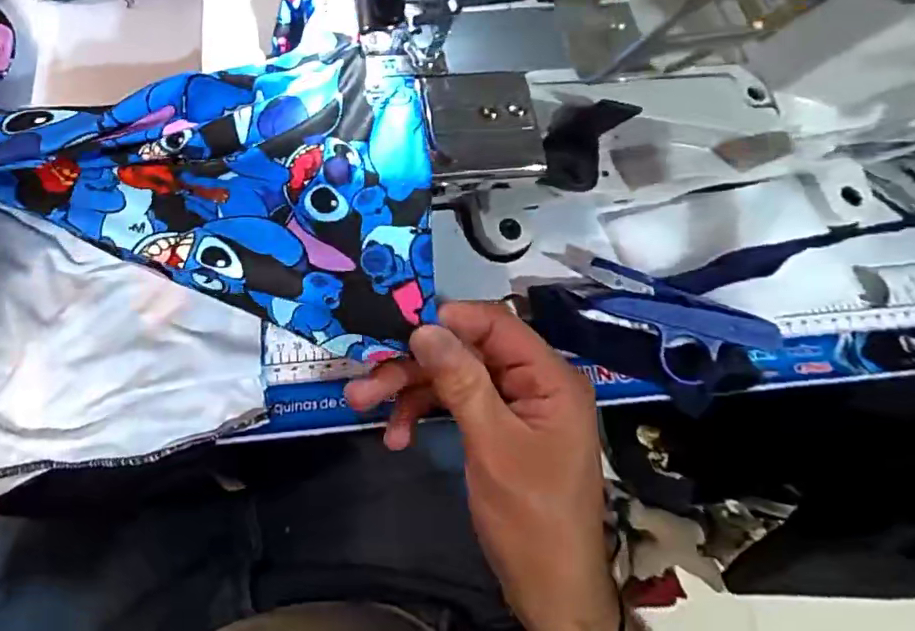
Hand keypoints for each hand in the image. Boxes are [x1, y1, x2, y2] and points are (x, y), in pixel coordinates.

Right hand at [346, 302, 618, 630]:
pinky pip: (454, 403)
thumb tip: (425, 328)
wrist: (551, 595)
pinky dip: (422, 414)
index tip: (400, 327)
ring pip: (453, 376)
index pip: (495, 324)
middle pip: (465, 351)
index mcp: (548, 376)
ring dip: (409, 390)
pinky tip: (396, 436)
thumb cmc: (532, 518)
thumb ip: (461, 381)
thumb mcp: (493, 445)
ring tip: (363, 404)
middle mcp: (531, 381)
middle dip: (415, 364)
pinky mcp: (495, 425)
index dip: (448, 319)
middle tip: (367, 378)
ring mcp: (512, 404)